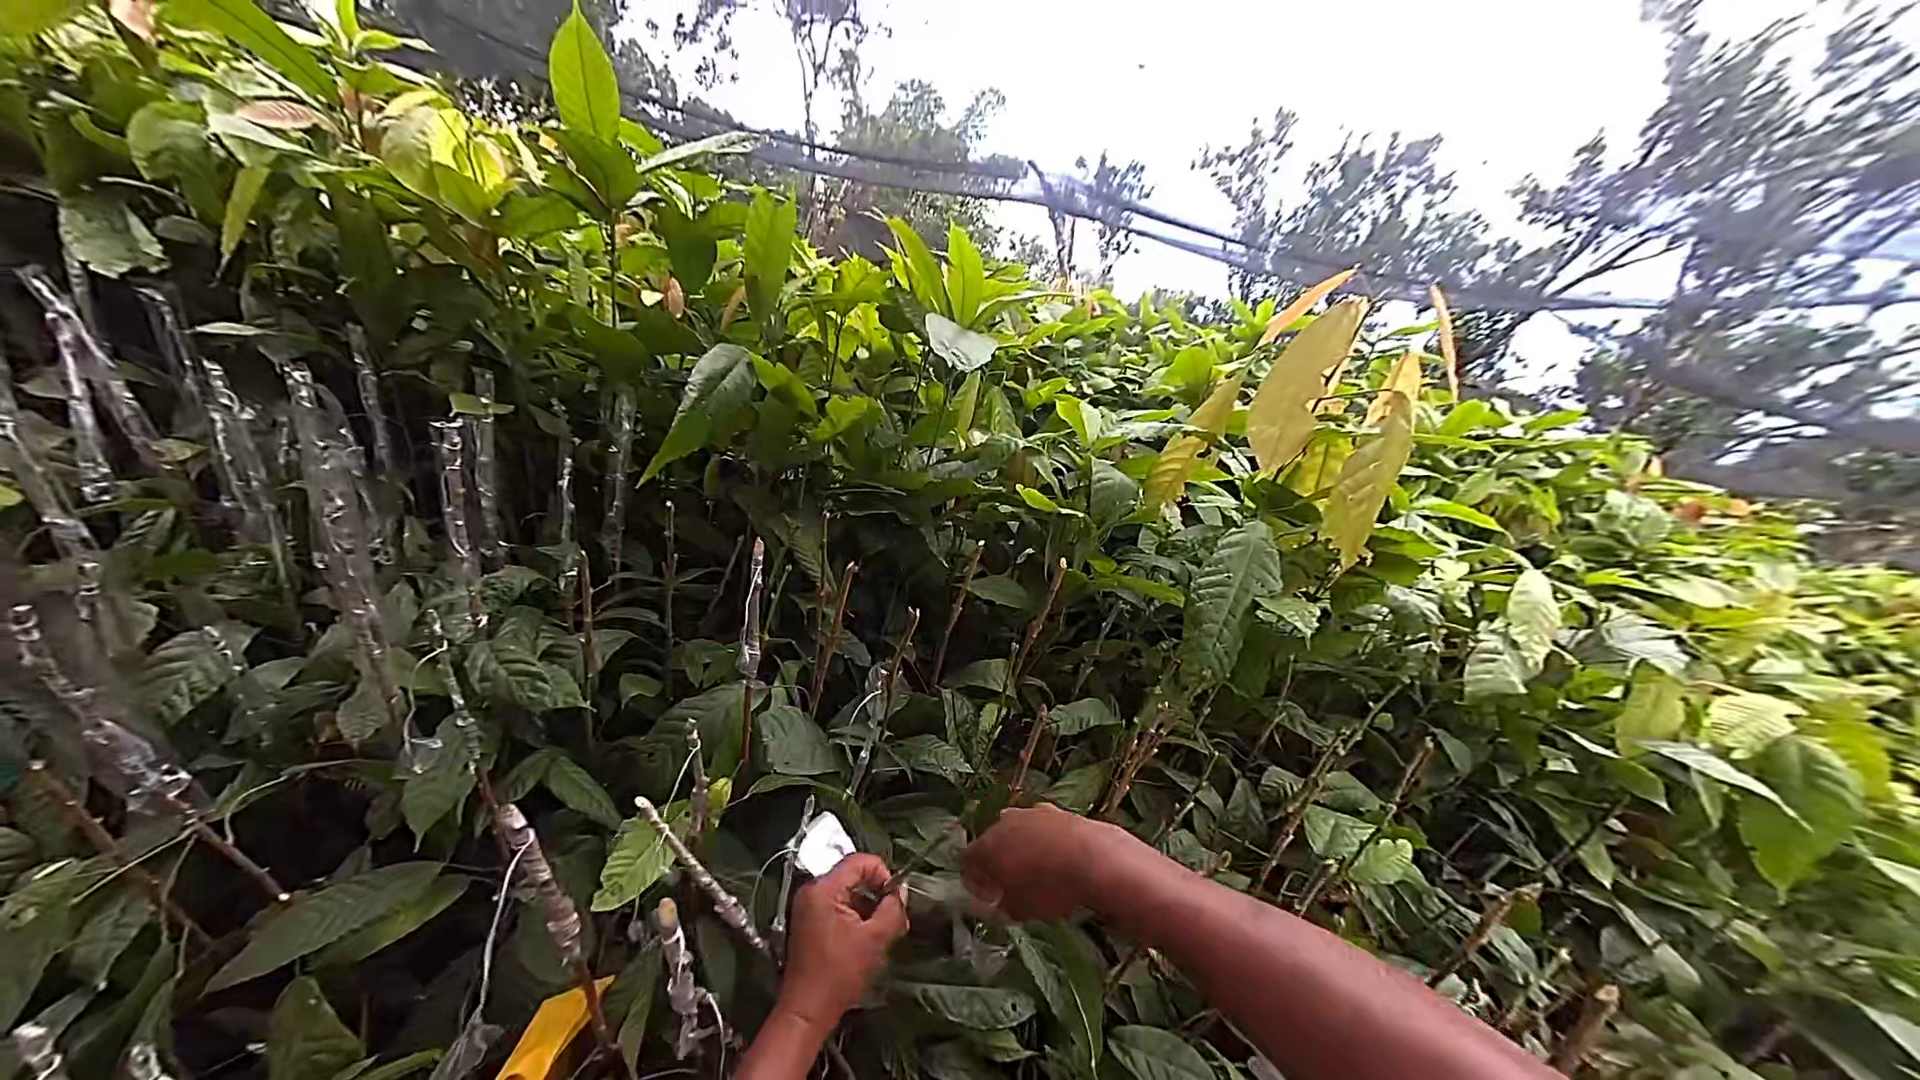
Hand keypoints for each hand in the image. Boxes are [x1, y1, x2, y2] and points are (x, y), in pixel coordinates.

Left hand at [779, 854, 908, 1027]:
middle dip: (876, 893)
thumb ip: (892, 910)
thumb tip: (900, 893)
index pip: (859, 861)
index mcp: (823, 889)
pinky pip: (837, 905)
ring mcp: (807, 906)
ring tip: (882, 930)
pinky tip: (865, 937)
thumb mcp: (874, 940)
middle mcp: (812, 891)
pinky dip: (854, 915)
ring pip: (847, 891)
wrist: (806, 1012)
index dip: (882, 873)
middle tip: (893, 915)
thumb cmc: (838, 975)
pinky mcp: (808, 921)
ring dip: (867, 906)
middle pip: (853, 875)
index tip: (894, 896)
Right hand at [961, 803, 1137, 919]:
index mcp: (987, 846)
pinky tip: (1058, 857)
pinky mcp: (1056, 810)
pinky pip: (1041, 826)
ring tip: (1036, 870)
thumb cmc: (1049, 888)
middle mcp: (1004, 822)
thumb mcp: (1020, 910)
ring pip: (1017, 829)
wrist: (1093, 858)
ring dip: (1021, 846)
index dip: (974, 880)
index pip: (967, 860)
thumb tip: (1003, 905)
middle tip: (1009, 883)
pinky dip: (1044, 839)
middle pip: (991, 840)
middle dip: (997, 861)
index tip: (988, 897)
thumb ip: (1005, 906)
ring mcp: (1030, 812)